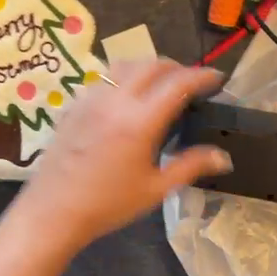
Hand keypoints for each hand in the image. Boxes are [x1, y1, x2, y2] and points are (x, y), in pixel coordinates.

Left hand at [7, 60, 231, 250]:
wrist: (53, 210)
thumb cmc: (108, 204)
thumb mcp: (155, 189)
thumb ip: (190, 166)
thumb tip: (223, 157)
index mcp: (139, 121)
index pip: (178, 83)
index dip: (202, 76)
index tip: (217, 78)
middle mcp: (115, 101)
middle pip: (151, 65)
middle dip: (176, 67)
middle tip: (190, 82)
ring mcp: (90, 99)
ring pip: (123, 65)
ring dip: (147, 67)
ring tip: (159, 83)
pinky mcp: (73, 106)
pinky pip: (101, 79)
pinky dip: (121, 78)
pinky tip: (125, 98)